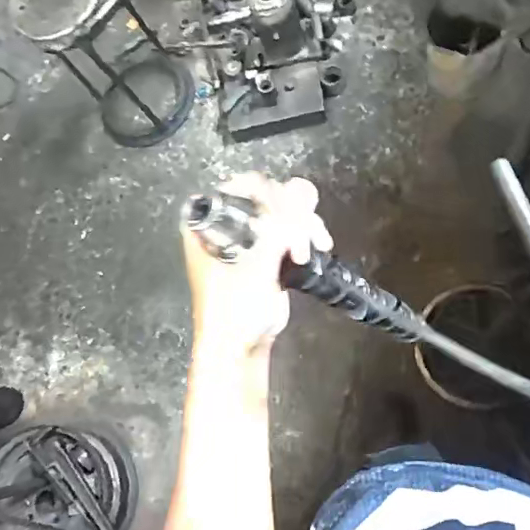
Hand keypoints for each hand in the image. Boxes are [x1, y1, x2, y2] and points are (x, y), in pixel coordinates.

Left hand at [180, 174, 331, 356]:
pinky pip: (296, 227)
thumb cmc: (233, 308)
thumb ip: (274, 234)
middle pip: (268, 193)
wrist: (241, 343)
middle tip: (301, 236)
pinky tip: (320, 245)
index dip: (265, 194)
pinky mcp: (273, 250)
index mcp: (209, 222)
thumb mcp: (253, 268)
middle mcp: (229, 222)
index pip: (240, 186)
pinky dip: (310, 232)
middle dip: (292, 211)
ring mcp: (253, 235)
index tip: (284, 214)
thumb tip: (299, 209)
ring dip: (306, 222)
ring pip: (287, 207)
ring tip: (315, 245)